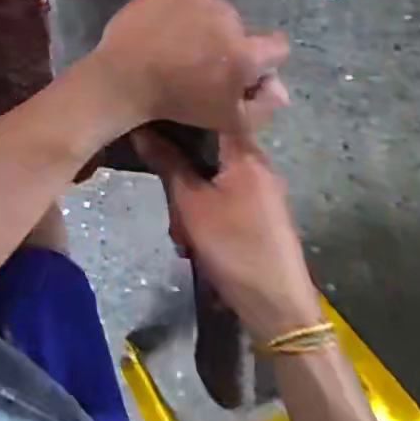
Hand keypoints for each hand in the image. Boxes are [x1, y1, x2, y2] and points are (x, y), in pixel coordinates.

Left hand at [87, 0, 289, 135]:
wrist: (124, 77)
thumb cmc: (176, 101)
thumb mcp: (229, 120)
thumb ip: (263, 104)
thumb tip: (281, 88)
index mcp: (246, 53)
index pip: (276, 47)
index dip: (262, 60)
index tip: (241, 68)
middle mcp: (228, 19)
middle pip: (242, 28)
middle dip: (229, 42)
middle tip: (202, 57)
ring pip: (219, 6)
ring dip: (209, 20)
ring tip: (184, 38)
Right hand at [134, 129, 322, 340]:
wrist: (279, 310)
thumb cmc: (234, 246)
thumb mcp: (189, 202)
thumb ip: (166, 161)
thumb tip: (140, 129)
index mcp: (245, 153)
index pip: (210, 112)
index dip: (180, 110)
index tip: (152, 113)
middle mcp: (257, 164)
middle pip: (206, 147)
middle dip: (180, 168)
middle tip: (166, 194)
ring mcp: (261, 189)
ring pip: (211, 175)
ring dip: (189, 197)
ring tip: (181, 228)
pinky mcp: (260, 213)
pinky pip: (222, 195)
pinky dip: (204, 210)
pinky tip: (194, 237)